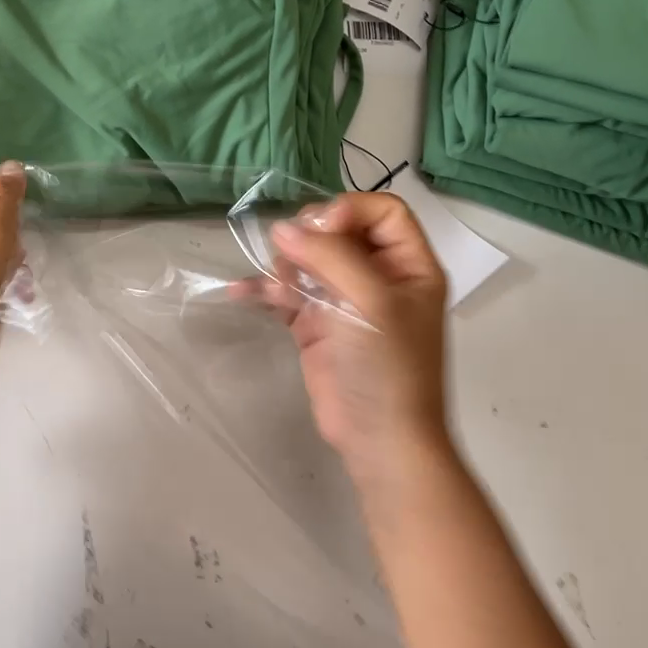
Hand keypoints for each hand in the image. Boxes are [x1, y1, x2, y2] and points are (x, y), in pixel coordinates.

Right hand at [241, 193, 450, 478]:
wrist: (377, 437)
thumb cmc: (387, 367)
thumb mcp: (370, 303)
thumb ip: (330, 256)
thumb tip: (283, 228)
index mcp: (408, 265)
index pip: (381, 211)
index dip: (348, 211)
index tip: (319, 231)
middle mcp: (378, 276)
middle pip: (337, 230)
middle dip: (309, 238)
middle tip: (294, 259)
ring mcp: (344, 300)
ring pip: (307, 258)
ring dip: (284, 264)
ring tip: (279, 287)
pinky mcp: (315, 324)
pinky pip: (285, 292)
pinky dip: (263, 289)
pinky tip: (239, 292)